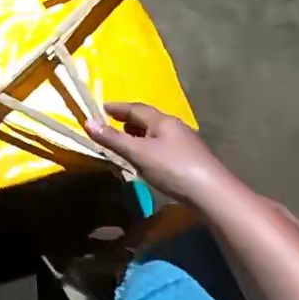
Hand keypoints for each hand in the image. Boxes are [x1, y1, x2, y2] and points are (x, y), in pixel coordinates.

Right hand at [86, 102, 234, 203]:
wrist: (211, 192)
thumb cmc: (172, 168)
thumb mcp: (138, 153)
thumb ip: (113, 139)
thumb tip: (88, 122)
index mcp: (162, 121)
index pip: (136, 108)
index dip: (118, 107)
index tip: (102, 108)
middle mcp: (174, 126)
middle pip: (148, 119)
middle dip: (129, 120)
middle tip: (111, 123)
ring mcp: (184, 143)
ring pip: (156, 133)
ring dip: (139, 134)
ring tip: (125, 140)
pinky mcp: (189, 158)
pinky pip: (163, 145)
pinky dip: (149, 146)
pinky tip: (146, 159)